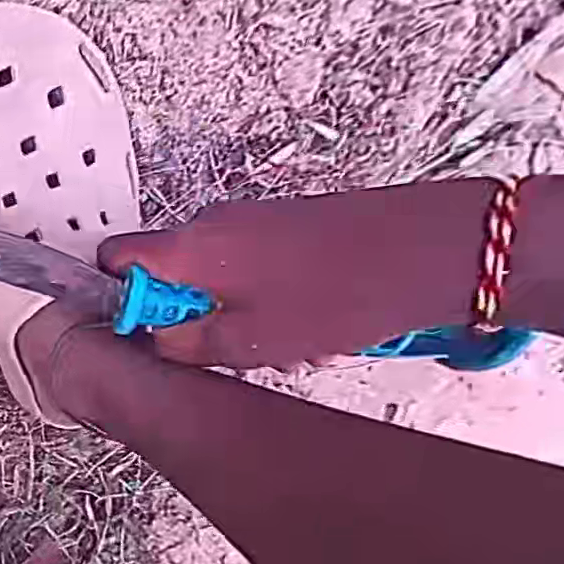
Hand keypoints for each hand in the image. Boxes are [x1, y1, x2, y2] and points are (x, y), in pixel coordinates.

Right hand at [97, 180, 493, 368]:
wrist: (450, 248)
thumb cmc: (347, 293)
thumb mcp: (245, 343)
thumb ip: (179, 344)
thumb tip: (156, 338)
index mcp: (188, 248)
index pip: (113, 258)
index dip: (115, 295)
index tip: (143, 324)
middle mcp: (211, 225)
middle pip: (161, 270)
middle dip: (179, 310)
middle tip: (213, 343)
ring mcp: (251, 219)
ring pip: (206, 272)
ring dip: (222, 308)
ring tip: (268, 340)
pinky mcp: (285, 222)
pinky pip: (243, 262)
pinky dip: (254, 294)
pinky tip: (295, 322)